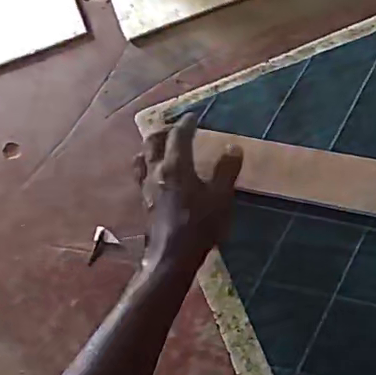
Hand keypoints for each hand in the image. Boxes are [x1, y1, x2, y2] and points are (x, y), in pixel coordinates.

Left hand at [135, 116, 241, 272]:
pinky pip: (142, 174)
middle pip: (153, 141)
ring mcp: (147, 187)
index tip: (194, 117)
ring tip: (164, 147)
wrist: (172, 257)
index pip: (178, 136)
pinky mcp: (145, 202)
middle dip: (165, 131)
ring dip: (152, 147)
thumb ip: (226, 171)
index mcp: (176, 166)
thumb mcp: (221, 197)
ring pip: (143, 157)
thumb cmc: (199, 225)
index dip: (187, 124)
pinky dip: (150, 165)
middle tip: (177, 129)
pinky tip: (159, 174)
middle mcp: (156, 171)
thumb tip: (233, 148)